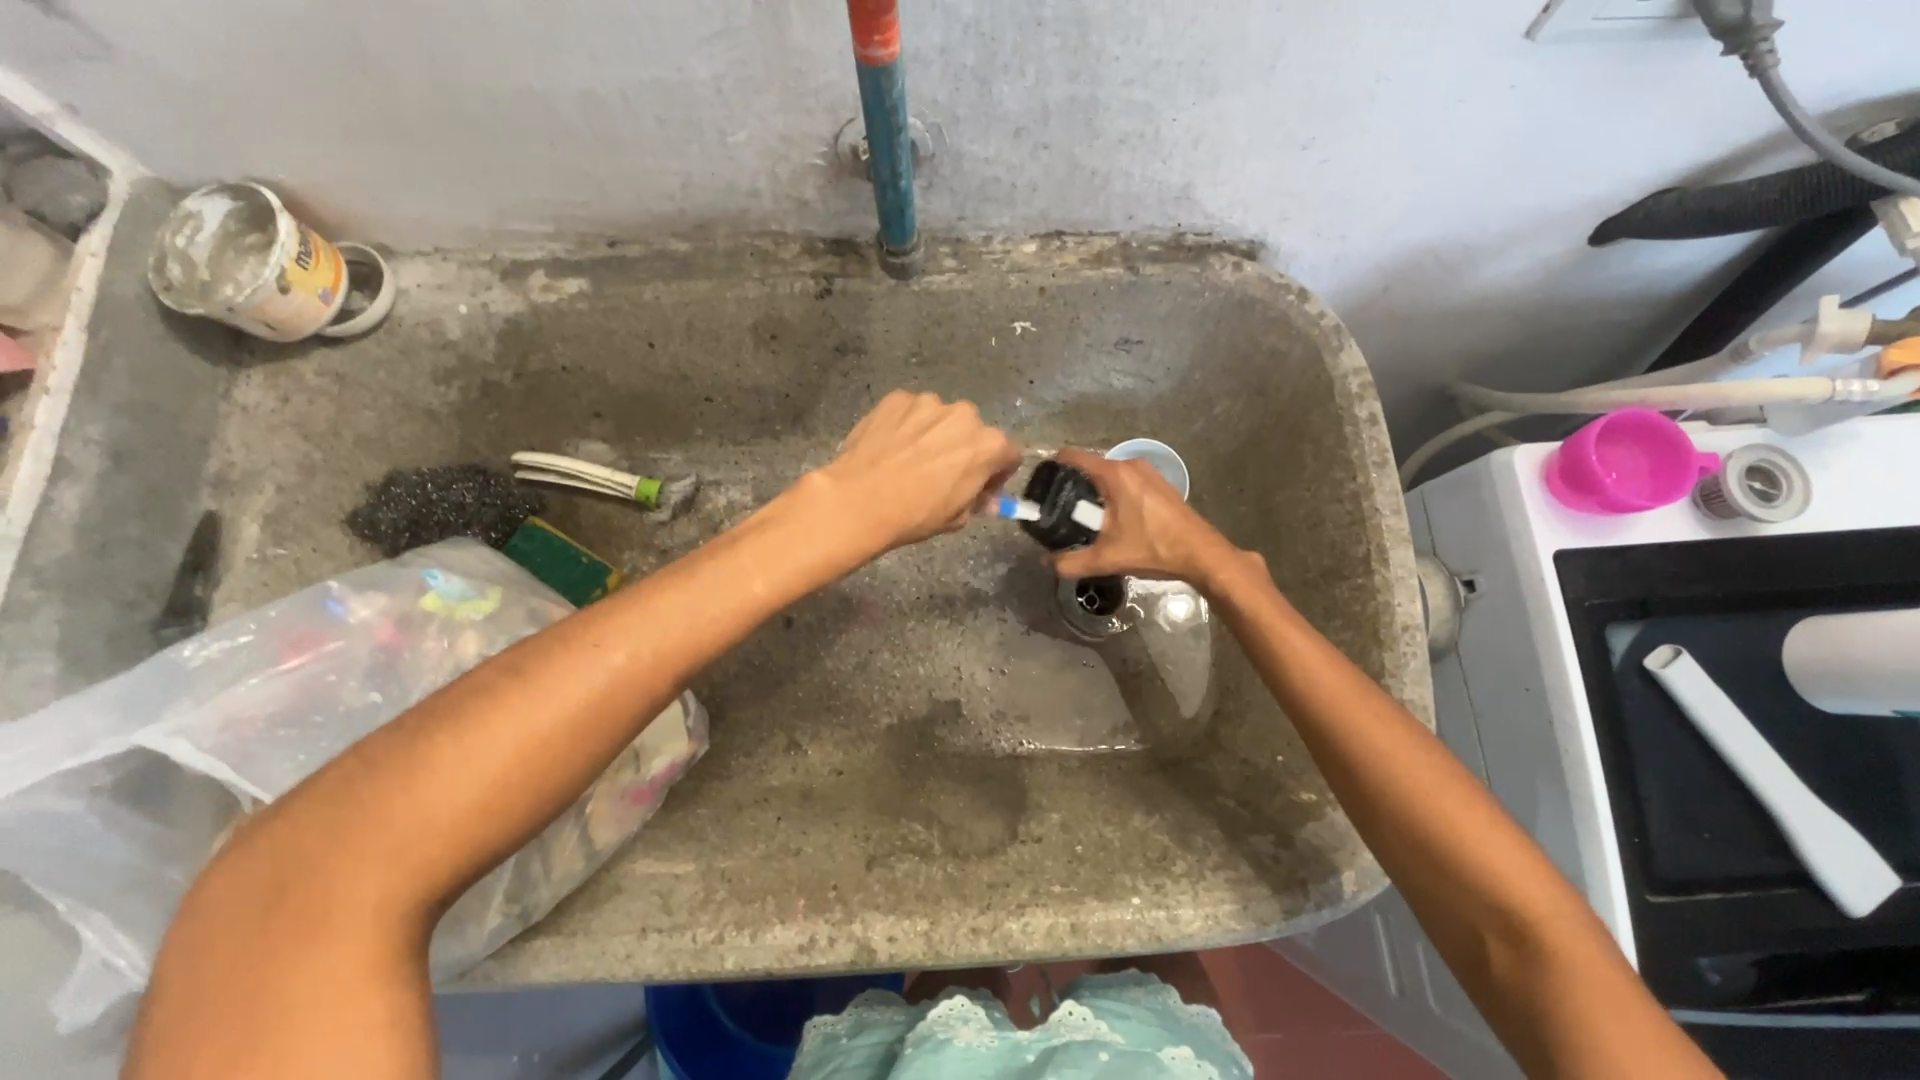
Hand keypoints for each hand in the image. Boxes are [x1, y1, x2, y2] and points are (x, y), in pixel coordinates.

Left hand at [812, 390, 1022, 552]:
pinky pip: (910, 411)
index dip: (998, 471)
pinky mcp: (897, 398)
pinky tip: (890, 447)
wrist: (859, 500)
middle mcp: (964, 415)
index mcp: (988, 445)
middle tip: (943, 473)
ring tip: (911, 458)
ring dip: (934, 434)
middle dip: (964, 448)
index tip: (982, 485)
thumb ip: (977, 499)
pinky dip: (906, 425)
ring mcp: (929, 402)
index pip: (1010, 452)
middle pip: (974, 430)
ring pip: (940, 418)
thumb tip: (983, 497)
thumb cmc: (915, 514)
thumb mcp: (957, 517)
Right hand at [1049, 448, 1242, 585]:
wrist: (1200, 554)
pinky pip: (1125, 482)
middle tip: (1061, 513)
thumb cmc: (1153, 549)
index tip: (1041, 486)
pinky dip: (1114, 496)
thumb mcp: (1106, 559)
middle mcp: (1130, 465)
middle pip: (1090, 468)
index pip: (1072, 456)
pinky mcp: (1159, 483)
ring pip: (1108, 477)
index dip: (1053, 467)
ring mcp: (1148, 472)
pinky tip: (1114, 521)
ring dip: (1095, 494)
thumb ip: (1071, 562)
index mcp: (1115, 474)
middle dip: (1073, 487)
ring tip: (1086, 520)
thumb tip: (1047, 564)